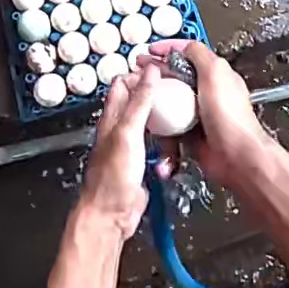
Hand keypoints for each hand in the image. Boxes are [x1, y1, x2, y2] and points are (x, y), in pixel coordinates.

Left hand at [76, 64, 159, 241]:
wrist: (110, 215)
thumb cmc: (112, 177)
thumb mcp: (129, 133)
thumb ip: (140, 102)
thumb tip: (150, 72)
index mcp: (112, 116)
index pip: (123, 83)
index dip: (141, 74)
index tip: (163, 72)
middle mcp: (119, 128)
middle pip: (137, 101)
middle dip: (155, 93)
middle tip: (176, 90)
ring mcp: (129, 145)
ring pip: (147, 122)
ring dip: (162, 117)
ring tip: (179, 112)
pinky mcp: (139, 162)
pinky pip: (154, 144)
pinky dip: (165, 140)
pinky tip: (174, 142)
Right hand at [139, 40, 275, 190]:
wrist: (235, 157)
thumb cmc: (231, 117)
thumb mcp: (215, 73)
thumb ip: (199, 55)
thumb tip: (185, 45)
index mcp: (215, 74)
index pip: (189, 54)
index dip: (169, 49)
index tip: (151, 50)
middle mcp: (207, 92)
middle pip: (176, 76)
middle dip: (156, 73)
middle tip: (139, 71)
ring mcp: (198, 113)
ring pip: (170, 101)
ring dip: (155, 101)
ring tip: (141, 99)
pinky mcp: (190, 133)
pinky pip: (169, 125)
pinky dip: (162, 127)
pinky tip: (154, 124)